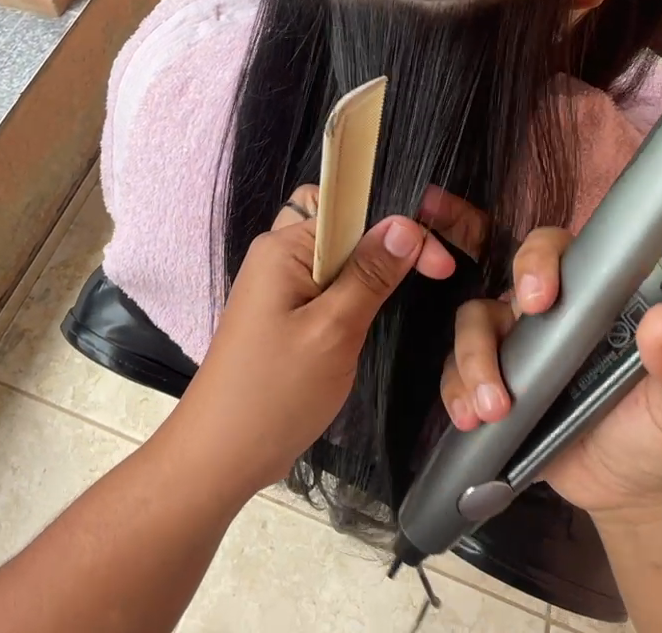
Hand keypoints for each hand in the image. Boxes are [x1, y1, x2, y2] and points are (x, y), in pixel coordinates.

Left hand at [161, 185, 456, 497]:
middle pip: (339, 225)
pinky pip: (323, 285)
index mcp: (282, 247)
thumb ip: (369, 275)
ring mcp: (277, 286)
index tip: (439, 262)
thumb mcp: (333, 331)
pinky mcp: (283, 314)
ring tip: (401, 296)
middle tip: (422, 273)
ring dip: (367, 272)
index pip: (349, 209)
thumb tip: (405, 225)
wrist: (222, 451)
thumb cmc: (275, 393)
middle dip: (380, 243)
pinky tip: (372, 315)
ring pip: (334, 257)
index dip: (396, 228)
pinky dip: (351, 294)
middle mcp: (276, 256)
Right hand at [439, 227, 661, 514]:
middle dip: (483, 331)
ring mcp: (515, 351)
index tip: (538, 298)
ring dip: (470, 367)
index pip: (555, 254)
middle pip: (495, 293)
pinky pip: (457, 375)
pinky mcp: (494, 385)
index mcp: (592, 303)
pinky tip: (471, 420)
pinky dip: (456, 393)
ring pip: (470, 332)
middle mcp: (547, 318)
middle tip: (496, 375)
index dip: (536, 262)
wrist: (635, 493)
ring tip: (490, 412)